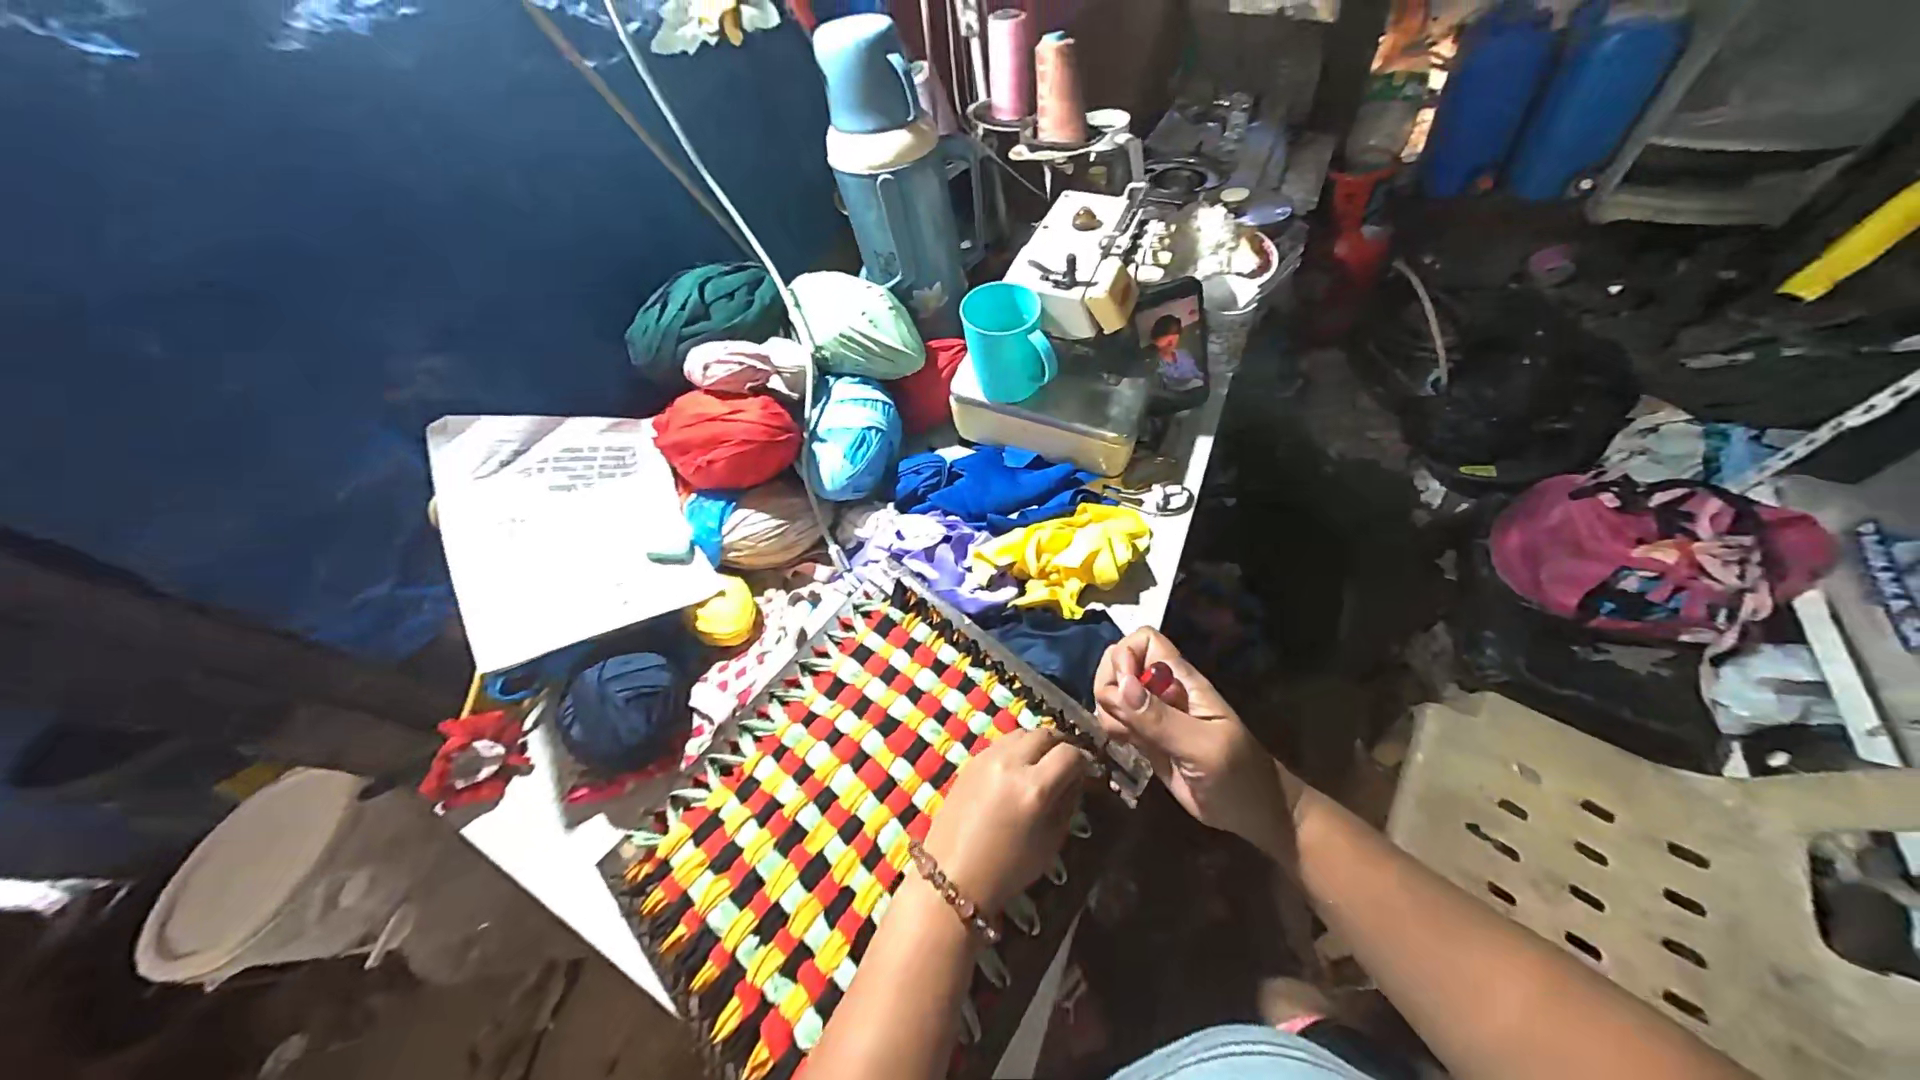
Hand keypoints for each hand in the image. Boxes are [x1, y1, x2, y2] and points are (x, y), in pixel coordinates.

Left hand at [921, 728, 1088, 914]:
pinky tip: (1017, 768)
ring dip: (1037, 743)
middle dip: (1062, 745)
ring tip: (1042, 762)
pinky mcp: (971, 761)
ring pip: (1021, 732)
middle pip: (1045, 734)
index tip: (1087, 771)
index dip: (1084, 761)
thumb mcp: (1051, 841)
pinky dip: (1016, 748)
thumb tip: (1075, 779)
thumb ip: (1067, 802)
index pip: (1070, 754)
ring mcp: (987, 758)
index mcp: (1034, 788)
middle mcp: (1010, 763)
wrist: (953, 874)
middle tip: (1067, 762)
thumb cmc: (1008, 868)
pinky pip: (1001, 743)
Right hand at [1092, 629, 1298, 858]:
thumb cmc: (1239, 776)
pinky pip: (1116, 719)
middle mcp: (1163, 689)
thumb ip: (1160, 719)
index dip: (1126, 656)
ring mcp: (1153, 714)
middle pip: (1119, 662)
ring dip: (1107, 710)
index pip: (1144, 640)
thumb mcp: (1203, 748)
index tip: (1124, 688)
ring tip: (1124, 737)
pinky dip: (1111, 728)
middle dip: (1109, 685)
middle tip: (1120, 717)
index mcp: (1182, 679)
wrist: (1253, 815)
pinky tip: (1125, 746)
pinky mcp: (1146, 738)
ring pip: (1113, 691)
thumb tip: (1121, 686)